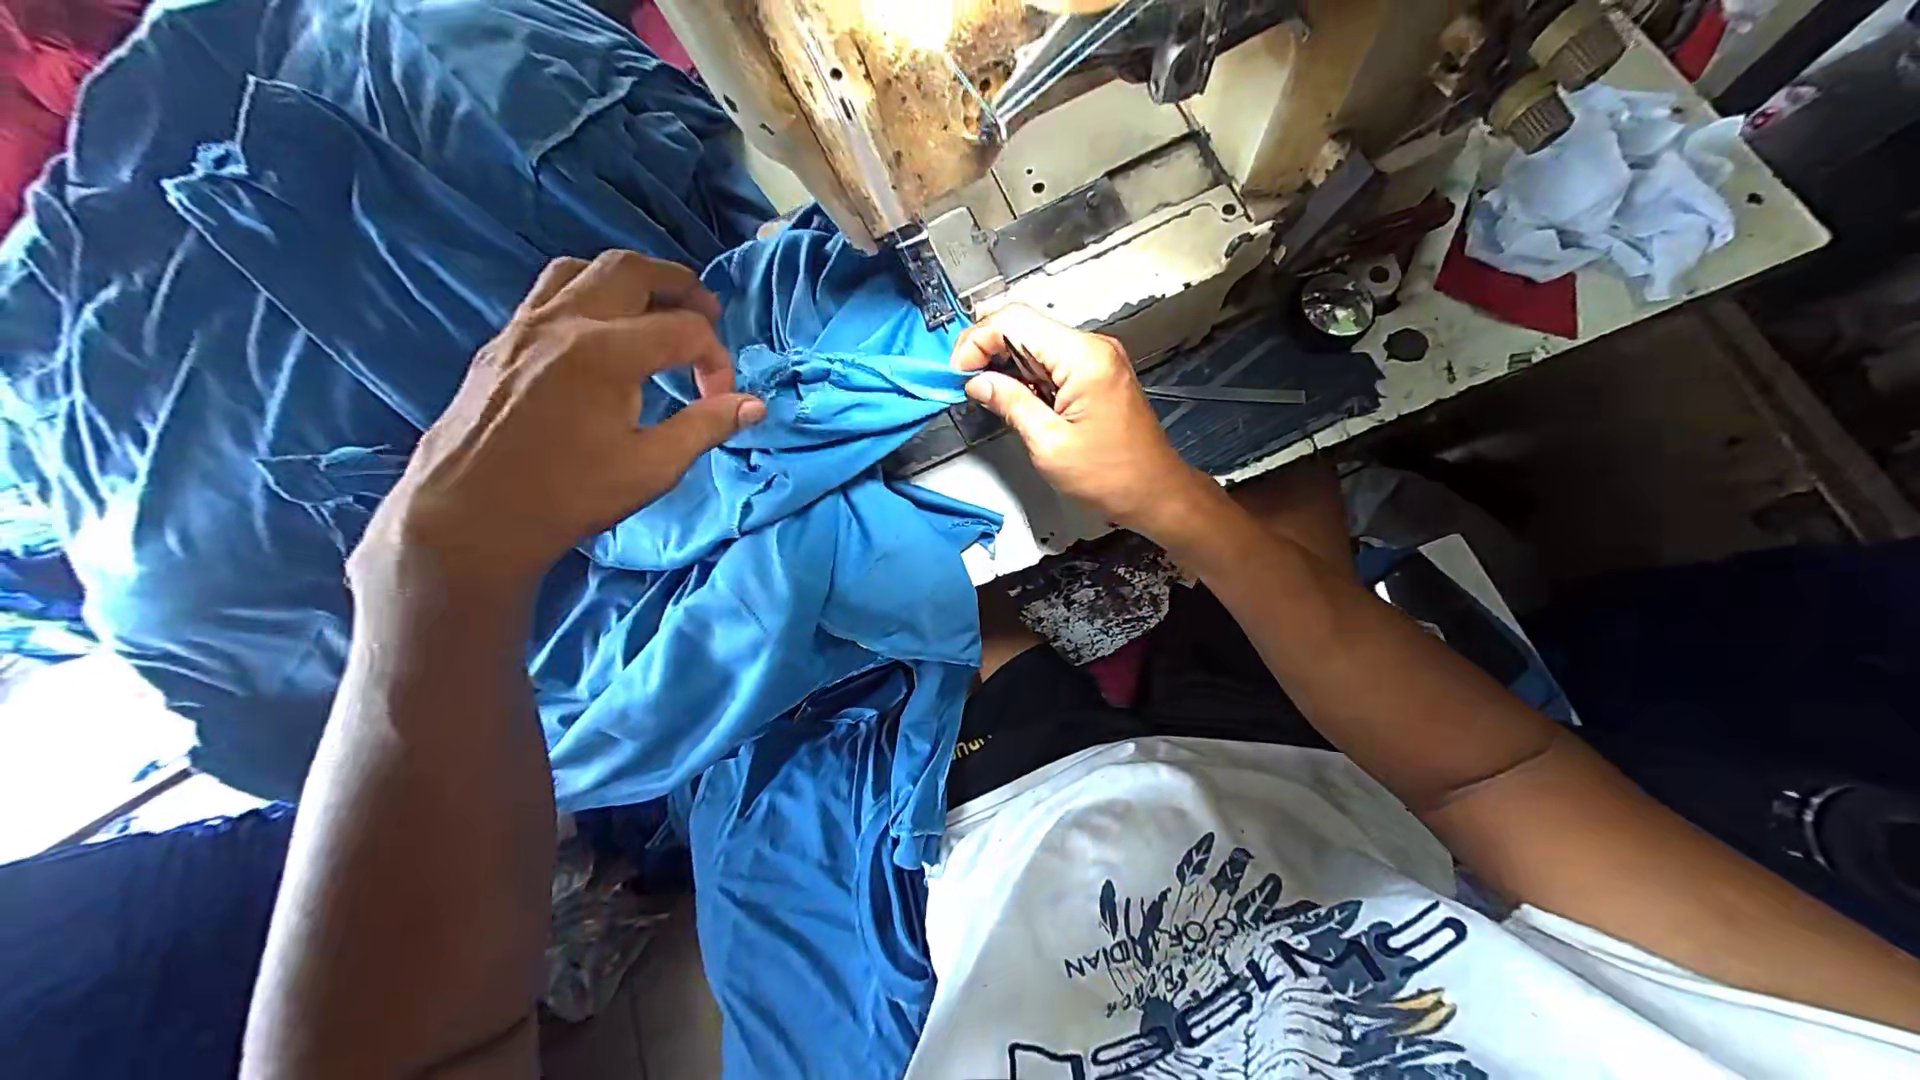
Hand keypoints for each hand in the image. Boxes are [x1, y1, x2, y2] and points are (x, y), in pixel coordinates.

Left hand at [352, 251, 765, 595]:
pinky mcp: (504, 340)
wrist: (471, 514)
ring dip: (632, 282)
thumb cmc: (569, 495)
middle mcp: (565, 321)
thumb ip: (706, 426)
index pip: (685, 330)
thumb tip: (754, 405)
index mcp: (607, 352)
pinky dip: (591, 294)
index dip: (717, 360)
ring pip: (586, 269)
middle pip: (634, 270)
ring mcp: (526, 325)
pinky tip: (603, 333)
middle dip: (681, 287)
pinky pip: (552, 291)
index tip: (721, 400)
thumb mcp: (653, 467)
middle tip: (708, 315)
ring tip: (656, 312)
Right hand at [952, 305, 1221, 539]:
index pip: (1015, 321)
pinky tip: (1016, 399)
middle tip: (967, 382)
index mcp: (1084, 359)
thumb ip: (1010, 404)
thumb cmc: (1115, 476)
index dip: (977, 341)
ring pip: (1035, 342)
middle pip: (1024, 326)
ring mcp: (1097, 360)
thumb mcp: (1048, 444)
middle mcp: (1094, 350)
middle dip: (988, 351)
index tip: (960, 370)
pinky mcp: (1096, 375)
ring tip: (989, 395)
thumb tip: (979, 383)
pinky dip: (1026, 375)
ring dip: (1006, 364)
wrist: (1153, 493)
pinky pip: (1051, 361)